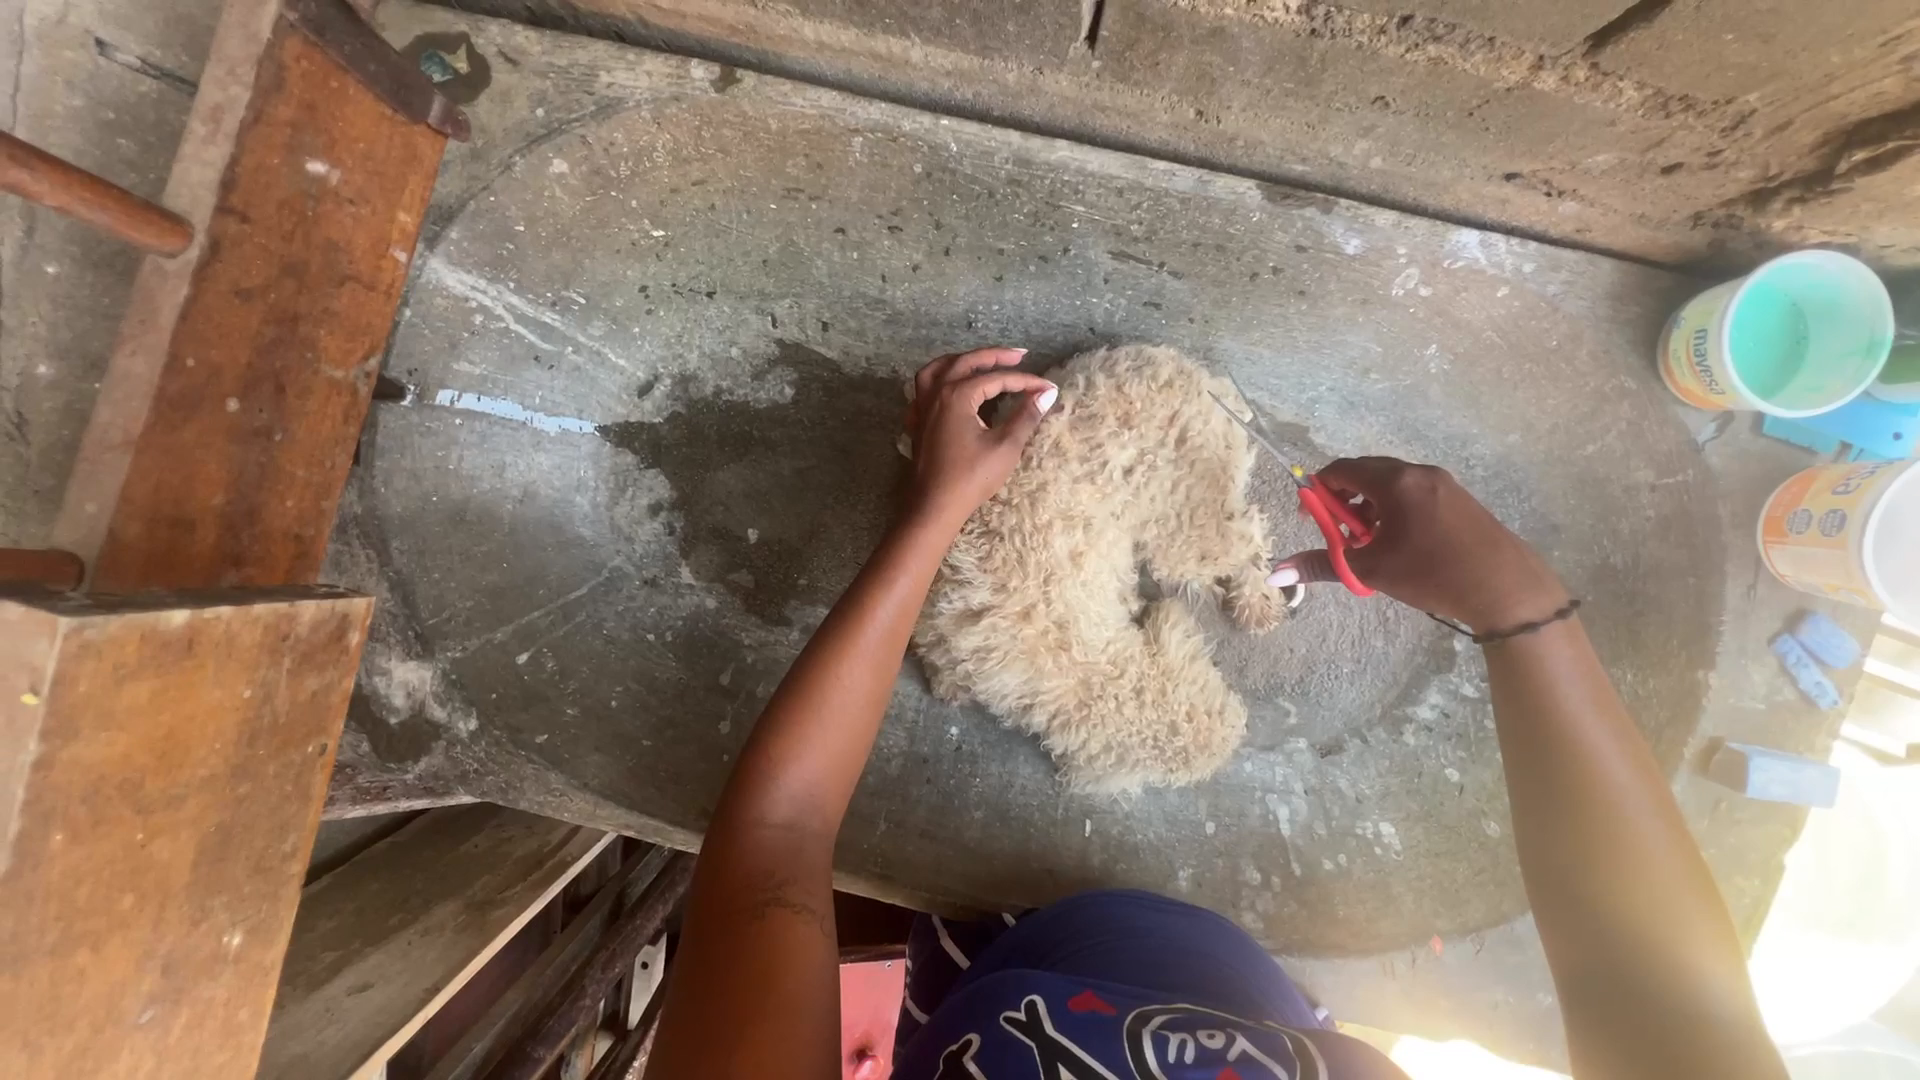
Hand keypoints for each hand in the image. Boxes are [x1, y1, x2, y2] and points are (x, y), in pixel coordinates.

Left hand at [903, 347, 1057, 528]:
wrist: (933, 506)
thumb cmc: (970, 478)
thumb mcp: (1005, 447)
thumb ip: (1026, 416)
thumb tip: (1048, 394)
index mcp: (957, 395)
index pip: (996, 378)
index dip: (1024, 380)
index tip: (1047, 387)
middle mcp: (935, 394)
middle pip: (966, 363)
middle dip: (994, 356)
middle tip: (1020, 355)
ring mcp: (922, 407)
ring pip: (938, 369)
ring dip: (961, 361)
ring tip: (981, 362)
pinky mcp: (917, 423)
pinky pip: (923, 389)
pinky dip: (938, 380)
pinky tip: (948, 389)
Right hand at [1269, 457, 1568, 631]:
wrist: (1505, 588)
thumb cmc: (1432, 574)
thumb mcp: (1370, 570)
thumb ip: (1321, 564)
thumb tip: (1275, 573)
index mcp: (1394, 483)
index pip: (1341, 469)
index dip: (1318, 489)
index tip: (1311, 517)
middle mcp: (1417, 473)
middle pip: (1365, 471)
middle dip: (1343, 498)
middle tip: (1338, 530)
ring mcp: (1442, 482)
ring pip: (1389, 482)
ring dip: (1367, 504)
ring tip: (1367, 540)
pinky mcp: (1457, 497)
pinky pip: (1411, 491)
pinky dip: (1392, 507)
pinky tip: (1397, 540)